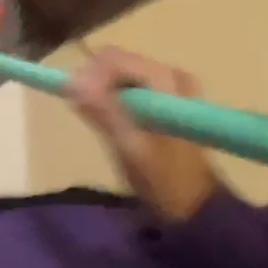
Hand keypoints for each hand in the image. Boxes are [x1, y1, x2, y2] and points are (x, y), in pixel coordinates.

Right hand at [64, 47, 215, 222]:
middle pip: (116, 62)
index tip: (76, 102)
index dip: (89, 75)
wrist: (196, 209)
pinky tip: (113, 124)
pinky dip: (113, 100)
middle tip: (84, 113)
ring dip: (102, 93)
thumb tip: (71, 81)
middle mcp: (170, 74)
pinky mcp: (163, 98)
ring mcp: (169, 85)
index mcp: (167, 80)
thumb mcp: (131, 148)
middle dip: (95, 83)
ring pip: (119, 74)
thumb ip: (103, 112)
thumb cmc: (165, 181)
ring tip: (98, 122)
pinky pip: (127, 86)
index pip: (114, 58)